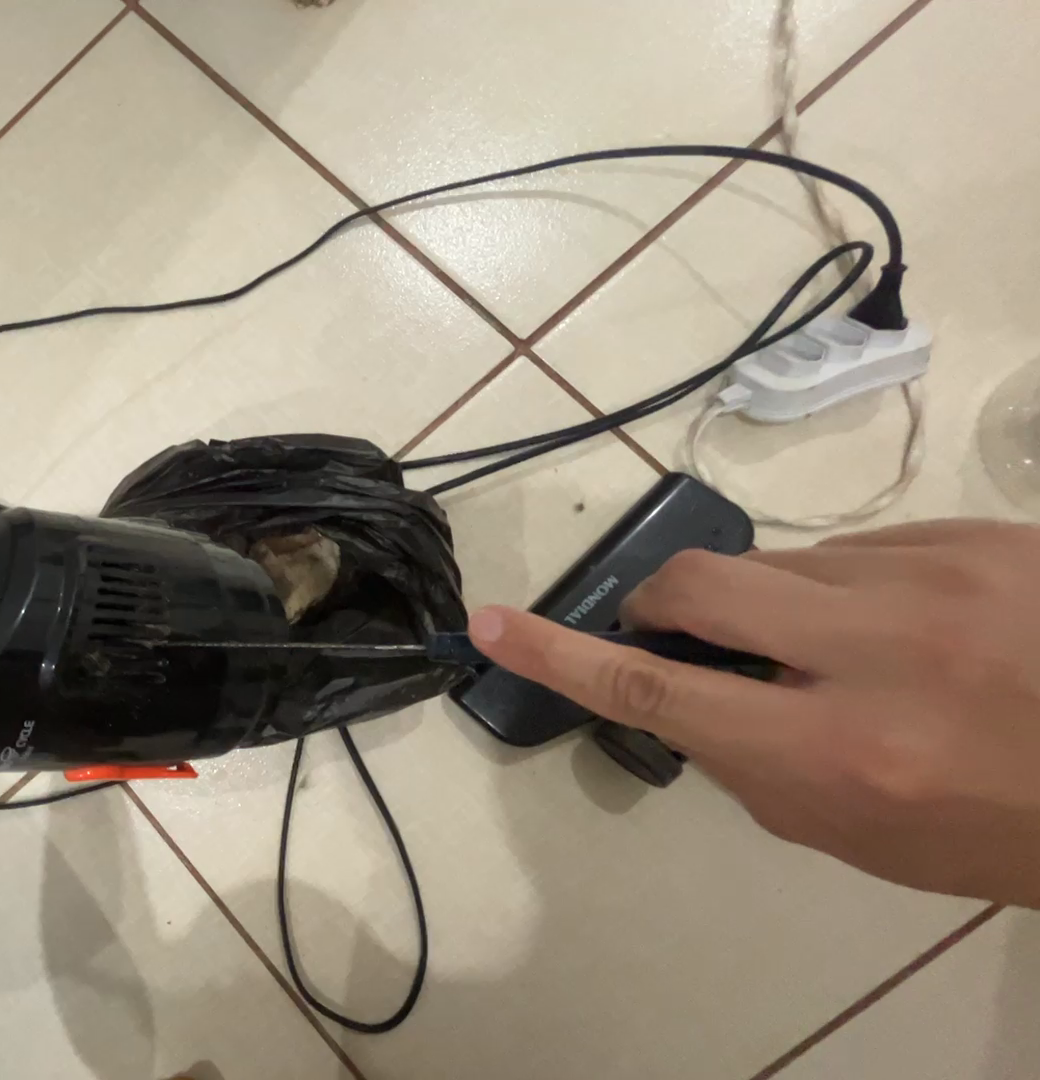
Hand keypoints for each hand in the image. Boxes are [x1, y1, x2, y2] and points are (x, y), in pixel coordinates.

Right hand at [468, 519, 1039, 906]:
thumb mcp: (855, 830)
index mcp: (847, 749)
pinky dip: (845, 588)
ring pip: (772, 563)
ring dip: (773, 606)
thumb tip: (681, 690)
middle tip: (681, 633)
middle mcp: (886, 653)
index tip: (490, 625)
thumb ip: (742, 758)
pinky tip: (915, 627)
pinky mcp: (987, 537)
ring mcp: (944, 580)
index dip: (556, 654)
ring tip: (848, 647)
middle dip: (661, 604)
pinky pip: (850, 548)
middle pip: (694, 586)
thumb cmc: (1006, 827)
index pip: (653, 688)